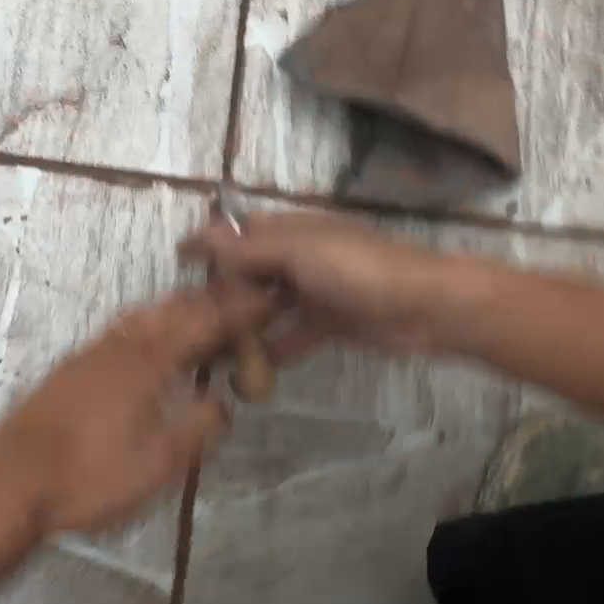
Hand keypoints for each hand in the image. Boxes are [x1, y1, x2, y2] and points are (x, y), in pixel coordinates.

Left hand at [0, 283, 273, 536]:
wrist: (13, 481)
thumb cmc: (89, 478)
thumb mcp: (157, 465)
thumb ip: (196, 429)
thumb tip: (223, 403)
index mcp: (149, 362)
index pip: (204, 324)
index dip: (238, 311)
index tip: (267, 298)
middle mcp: (123, 344)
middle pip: (175, 308)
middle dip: (212, 300)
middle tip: (243, 298)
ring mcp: (95, 350)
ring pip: (147, 313)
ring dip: (181, 306)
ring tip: (205, 310)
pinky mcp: (75, 363)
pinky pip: (126, 326)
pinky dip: (152, 319)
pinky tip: (152, 335)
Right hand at [183, 210, 466, 356]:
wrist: (425, 307)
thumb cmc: (357, 269)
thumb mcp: (299, 253)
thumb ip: (250, 249)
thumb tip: (201, 234)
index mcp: (292, 230)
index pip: (242, 232)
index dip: (212, 243)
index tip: (178, 260)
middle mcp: (299, 256)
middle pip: (252, 270)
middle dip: (224, 289)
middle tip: (188, 318)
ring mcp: (315, 291)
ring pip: (270, 304)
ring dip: (246, 321)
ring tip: (211, 347)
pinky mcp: (330, 324)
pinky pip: (293, 334)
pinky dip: (275, 349)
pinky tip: (251, 373)